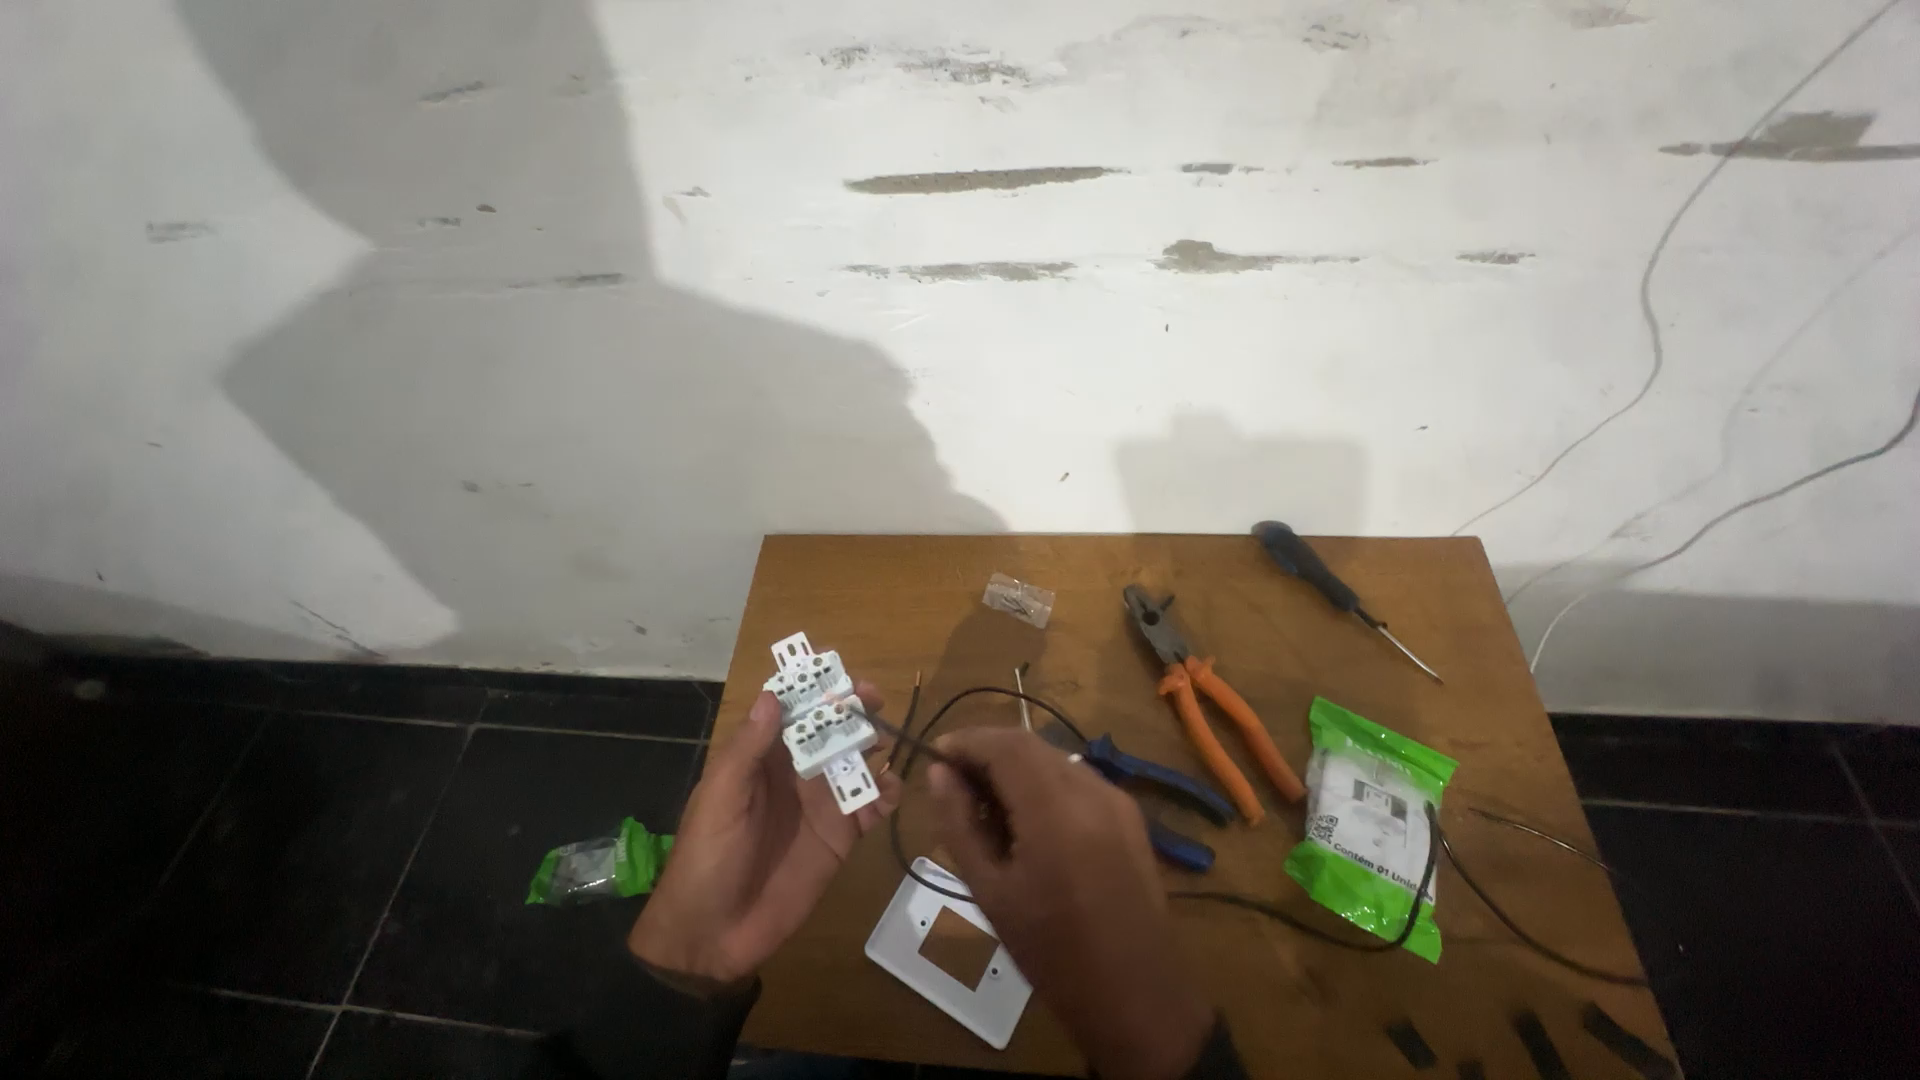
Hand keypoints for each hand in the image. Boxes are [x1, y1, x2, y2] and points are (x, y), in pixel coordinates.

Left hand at [628, 684, 900, 985]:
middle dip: (853, 711)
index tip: (839, 677)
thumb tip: (772, 695)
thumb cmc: (708, 858)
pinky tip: (892, 791)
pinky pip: (872, 805)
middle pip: (831, 730)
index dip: (814, 690)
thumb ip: (748, 750)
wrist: (713, 935)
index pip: (792, 711)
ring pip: (857, 761)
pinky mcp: (842, 836)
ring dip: (874, 746)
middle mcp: (795, 773)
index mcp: (761, 759)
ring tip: (887, 742)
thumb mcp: (720, 799)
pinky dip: (887, 793)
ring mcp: (822, 803)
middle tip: (875, 701)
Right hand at [927, 728, 1212, 1079]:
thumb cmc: (1051, 952)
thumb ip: (959, 824)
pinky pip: (1076, 778)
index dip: (967, 741)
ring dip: (1015, 764)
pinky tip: (1026, 817)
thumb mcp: (990, 891)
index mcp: (1055, 811)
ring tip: (985, 802)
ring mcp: (1116, 799)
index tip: (936, 755)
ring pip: (1053, 758)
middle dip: (987, 750)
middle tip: (953, 779)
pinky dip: (1043, 781)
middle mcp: (1091, 791)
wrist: (1135, 995)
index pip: (1005, 745)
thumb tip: (938, 774)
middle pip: (1029, 744)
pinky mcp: (1130, 814)